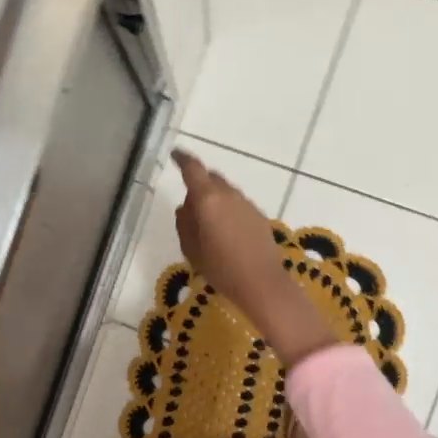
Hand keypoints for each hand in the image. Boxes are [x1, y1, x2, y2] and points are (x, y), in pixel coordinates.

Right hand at [173, 150, 335, 368]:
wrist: (262, 283)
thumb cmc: (220, 268)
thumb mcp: (191, 249)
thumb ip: (185, 224)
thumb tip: (185, 208)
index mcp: (208, 199)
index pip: (193, 169)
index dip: (183, 160)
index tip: (175, 154)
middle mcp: (229, 195)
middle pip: (211, 179)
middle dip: (199, 183)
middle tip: (189, 204)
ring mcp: (247, 205)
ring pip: (226, 192)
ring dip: (214, 199)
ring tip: (207, 223)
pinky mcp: (259, 217)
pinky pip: (237, 205)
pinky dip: (227, 210)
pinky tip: (225, 232)